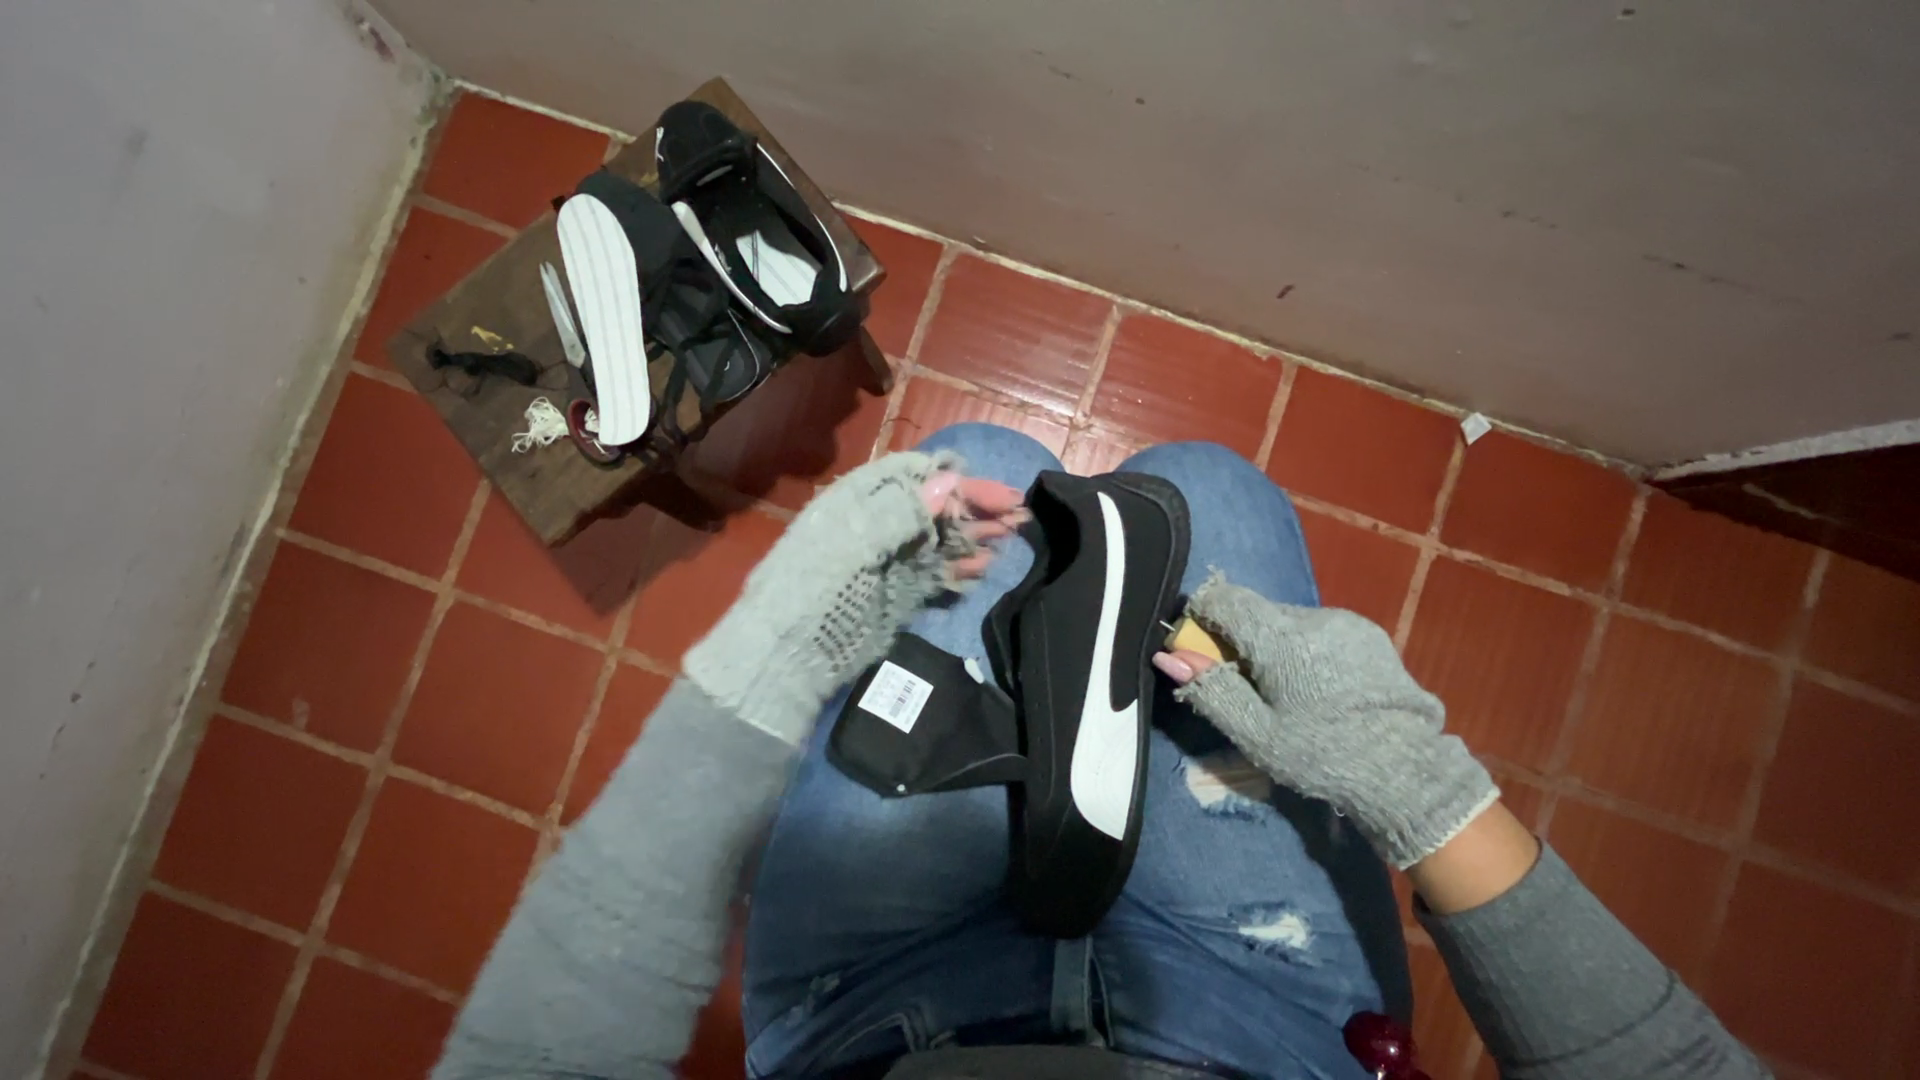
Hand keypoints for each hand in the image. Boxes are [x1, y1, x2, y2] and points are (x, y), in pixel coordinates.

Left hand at [683, 451, 1024, 743]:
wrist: (793, 653)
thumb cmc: (818, 587)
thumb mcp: (856, 541)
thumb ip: (902, 511)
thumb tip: (948, 481)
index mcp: (860, 501)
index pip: (915, 476)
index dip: (956, 480)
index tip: (996, 491)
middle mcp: (878, 524)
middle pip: (935, 506)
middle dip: (975, 508)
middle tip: (1019, 514)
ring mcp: (891, 560)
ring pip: (941, 539)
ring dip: (975, 535)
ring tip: (1012, 535)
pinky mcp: (899, 593)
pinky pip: (936, 574)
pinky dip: (961, 568)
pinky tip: (986, 566)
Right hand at [1151, 575, 1497, 869]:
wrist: (1408, 773)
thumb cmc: (1321, 756)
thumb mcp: (1256, 733)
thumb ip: (1210, 688)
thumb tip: (1168, 655)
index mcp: (1283, 638)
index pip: (1225, 598)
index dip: (1202, 615)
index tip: (1198, 646)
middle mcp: (1314, 617)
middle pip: (1257, 611)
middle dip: (1239, 638)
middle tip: (1242, 682)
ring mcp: (1347, 623)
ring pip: (1288, 621)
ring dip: (1273, 644)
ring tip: (1285, 690)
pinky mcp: (1369, 634)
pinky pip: (1319, 630)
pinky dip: (1305, 649)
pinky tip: (1318, 687)